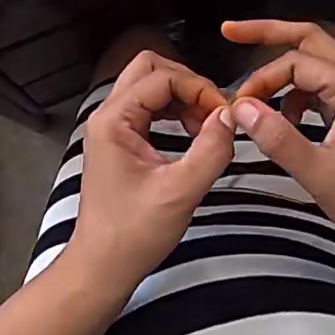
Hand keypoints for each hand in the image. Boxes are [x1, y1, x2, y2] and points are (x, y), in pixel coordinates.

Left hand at [66, 51, 236, 291]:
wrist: (103, 265)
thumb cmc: (131, 234)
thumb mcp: (180, 191)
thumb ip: (210, 150)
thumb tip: (231, 117)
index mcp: (113, 121)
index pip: (161, 78)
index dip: (198, 88)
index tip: (223, 112)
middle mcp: (107, 117)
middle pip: (150, 69)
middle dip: (187, 83)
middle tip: (213, 111)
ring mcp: (112, 128)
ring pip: (149, 87)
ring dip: (181, 97)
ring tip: (206, 126)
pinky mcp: (120, 142)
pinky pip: (149, 109)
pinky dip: (174, 113)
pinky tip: (193, 134)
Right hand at [222, 20, 334, 252]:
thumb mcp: (319, 173)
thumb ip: (277, 138)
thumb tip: (239, 107)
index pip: (298, 64)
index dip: (262, 79)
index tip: (237, 106)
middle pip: (311, 41)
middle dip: (270, 33)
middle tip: (230, 32)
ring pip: (314, 63)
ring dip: (280, 70)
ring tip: (252, 92)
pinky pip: (317, 88)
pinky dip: (292, 95)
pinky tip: (280, 120)